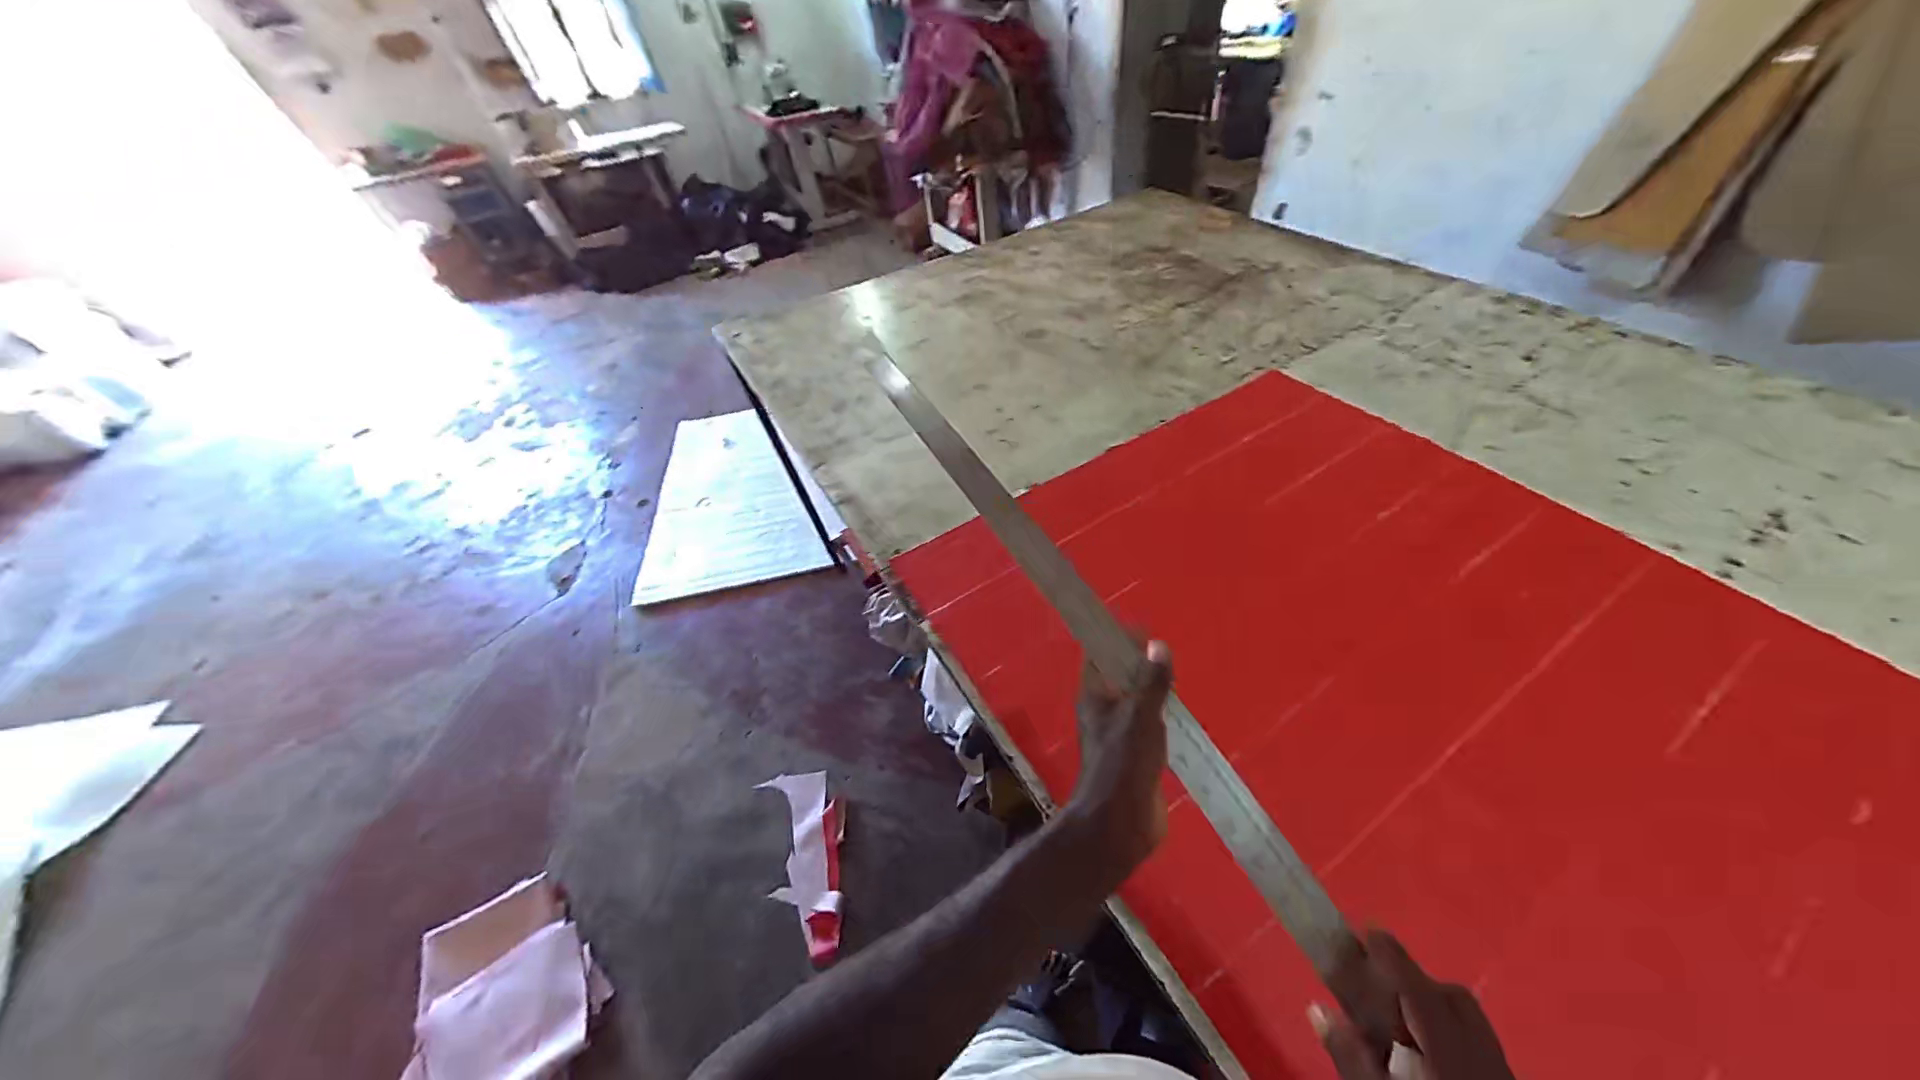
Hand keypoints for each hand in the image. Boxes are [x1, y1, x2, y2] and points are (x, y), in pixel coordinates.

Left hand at [1061, 641, 1172, 876]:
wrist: (1119, 824)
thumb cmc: (1121, 765)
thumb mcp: (1139, 718)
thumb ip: (1151, 683)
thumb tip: (1157, 645)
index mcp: (1093, 697)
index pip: (1098, 656)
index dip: (1115, 639)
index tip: (1140, 625)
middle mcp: (1104, 711)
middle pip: (1119, 677)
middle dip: (1138, 662)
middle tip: (1165, 646)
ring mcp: (1121, 734)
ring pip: (1137, 701)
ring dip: (1153, 688)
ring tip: (1176, 671)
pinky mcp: (1139, 755)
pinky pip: (1151, 725)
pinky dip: (1164, 714)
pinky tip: (1183, 710)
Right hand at [1309, 931, 1515, 1079]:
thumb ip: (1351, 1059)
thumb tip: (1318, 1008)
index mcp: (1448, 1055)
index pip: (1419, 990)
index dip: (1391, 956)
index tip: (1364, 931)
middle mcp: (1482, 1059)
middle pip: (1453, 999)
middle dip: (1413, 982)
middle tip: (1373, 988)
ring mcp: (1500, 1074)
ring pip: (1470, 1023)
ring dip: (1431, 1008)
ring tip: (1396, 1025)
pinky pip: (1479, 1047)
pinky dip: (1448, 1036)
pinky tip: (1424, 1059)